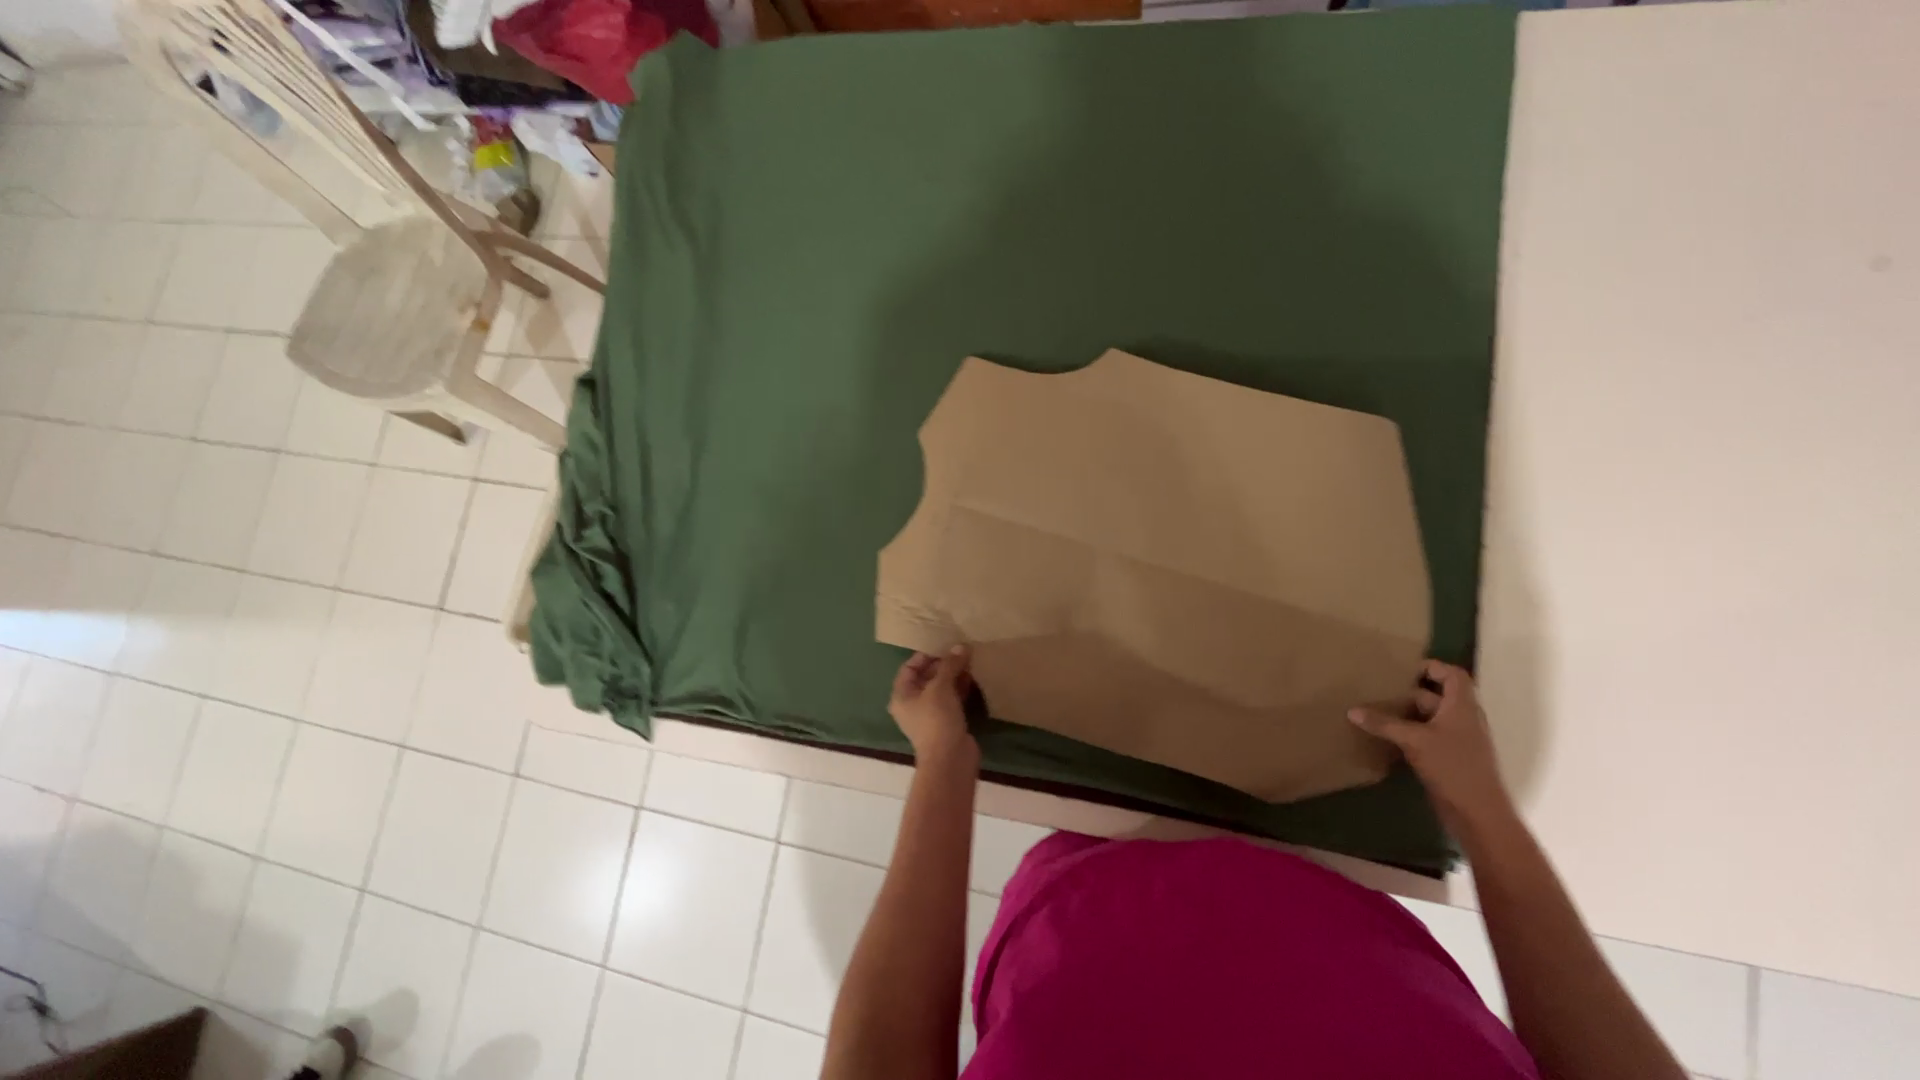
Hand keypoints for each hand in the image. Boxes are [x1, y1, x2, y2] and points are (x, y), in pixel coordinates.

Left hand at [889, 646, 977, 764]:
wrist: (950, 758)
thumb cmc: (937, 719)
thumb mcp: (941, 687)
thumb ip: (950, 665)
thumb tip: (961, 646)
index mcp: (902, 695)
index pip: (909, 667)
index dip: (926, 655)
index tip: (945, 646)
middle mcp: (913, 704)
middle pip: (926, 677)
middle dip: (943, 664)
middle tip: (962, 651)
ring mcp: (930, 714)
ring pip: (941, 688)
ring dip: (954, 675)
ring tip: (970, 660)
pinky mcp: (947, 721)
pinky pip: (952, 699)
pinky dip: (960, 689)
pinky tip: (973, 678)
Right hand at [1349, 660, 1515, 833]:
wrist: (1477, 812)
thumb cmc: (1452, 766)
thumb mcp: (1414, 740)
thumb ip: (1384, 724)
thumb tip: (1352, 711)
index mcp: (1462, 707)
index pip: (1453, 675)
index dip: (1432, 667)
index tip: (1403, 669)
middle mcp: (1462, 719)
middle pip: (1437, 696)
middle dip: (1409, 692)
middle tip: (1379, 690)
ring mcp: (1457, 740)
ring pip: (1429, 718)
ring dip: (1406, 715)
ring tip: (1376, 711)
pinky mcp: (1448, 759)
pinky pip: (1426, 737)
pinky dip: (1408, 734)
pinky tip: (1386, 738)